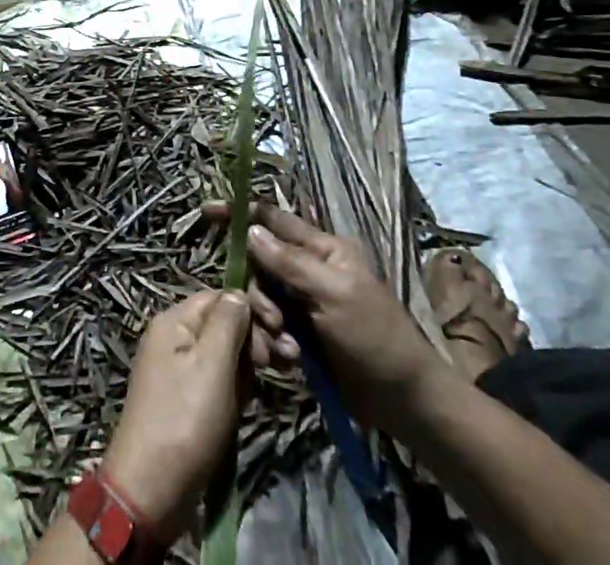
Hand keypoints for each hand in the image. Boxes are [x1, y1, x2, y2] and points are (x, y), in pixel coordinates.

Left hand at [103, 290, 277, 533]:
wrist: (152, 487)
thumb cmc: (185, 419)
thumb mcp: (211, 363)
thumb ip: (228, 321)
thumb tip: (240, 294)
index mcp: (174, 321)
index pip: (221, 296)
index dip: (253, 309)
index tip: (280, 331)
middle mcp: (174, 338)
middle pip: (224, 323)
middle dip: (256, 338)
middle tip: (286, 359)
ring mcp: (179, 369)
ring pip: (225, 352)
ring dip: (250, 364)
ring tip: (276, 378)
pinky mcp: (187, 397)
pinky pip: (218, 379)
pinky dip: (236, 386)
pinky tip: (249, 400)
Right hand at [209, 200, 443, 433]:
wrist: (402, 398)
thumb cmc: (375, 337)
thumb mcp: (335, 295)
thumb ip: (291, 263)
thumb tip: (252, 231)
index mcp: (323, 249)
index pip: (274, 220)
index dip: (241, 214)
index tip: (206, 211)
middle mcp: (308, 270)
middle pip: (259, 266)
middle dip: (259, 295)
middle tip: (276, 324)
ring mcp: (302, 302)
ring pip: (260, 299)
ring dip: (266, 325)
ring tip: (289, 351)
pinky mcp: (298, 332)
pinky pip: (268, 328)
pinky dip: (272, 343)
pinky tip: (288, 362)